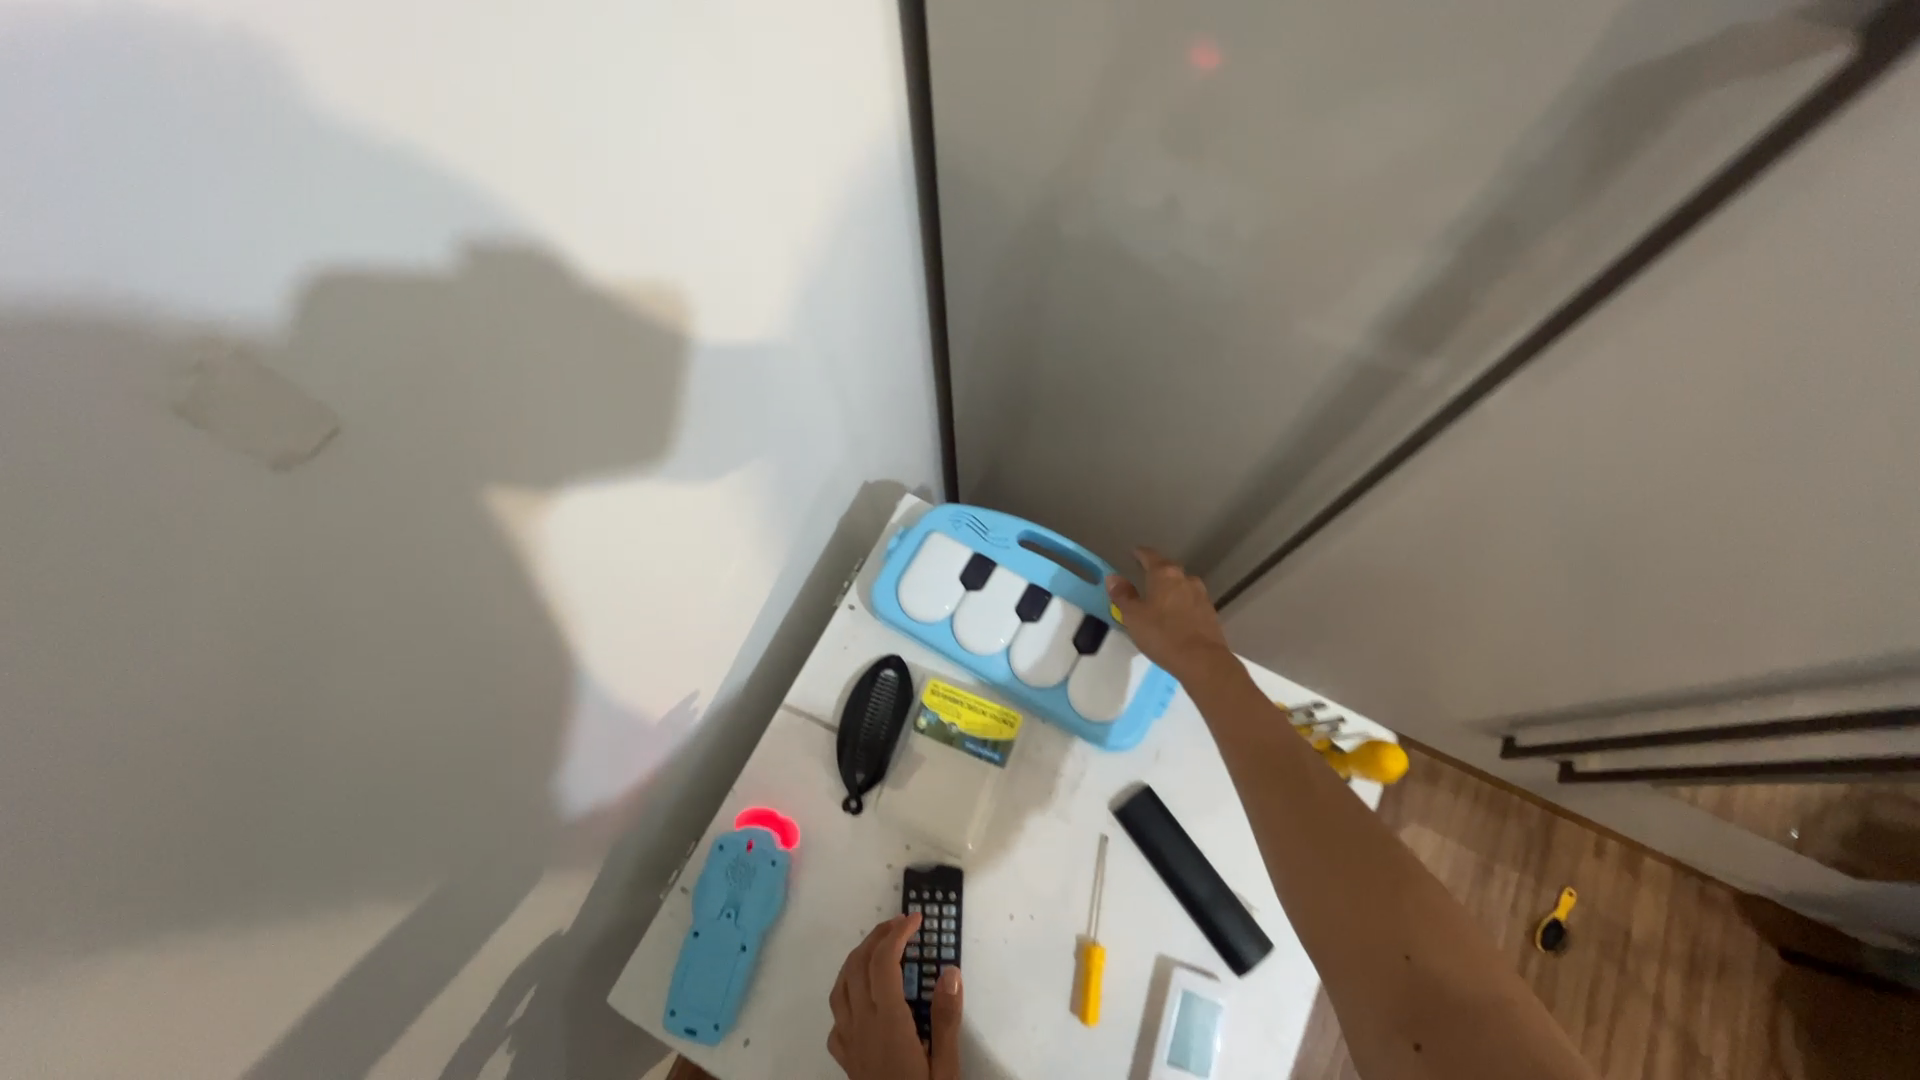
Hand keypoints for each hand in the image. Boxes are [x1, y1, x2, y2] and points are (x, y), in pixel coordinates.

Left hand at [828, 913, 962, 1079]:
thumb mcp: (945, 1069)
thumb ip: (946, 1019)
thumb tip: (949, 971)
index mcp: (888, 1023)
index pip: (884, 962)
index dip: (897, 934)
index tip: (916, 919)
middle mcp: (861, 1026)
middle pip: (858, 965)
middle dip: (878, 936)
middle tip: (902, 924)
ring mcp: (848, 1042)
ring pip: (840, 986)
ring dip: (858, 958)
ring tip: (880, 948)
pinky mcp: (845, 1060)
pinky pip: (837, 1017)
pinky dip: (847, 993)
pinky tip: (864, 998)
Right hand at [1106, 547, 1234, 682]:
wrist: (1202, 660)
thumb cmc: (1162, 634)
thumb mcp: (1133, 616)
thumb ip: (1123, 595)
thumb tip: (1113, 577)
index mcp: (1164, 574)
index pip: (1150, 556)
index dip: (1140, 554)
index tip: (1133, 553)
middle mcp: (1185, 579)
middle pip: (1168, 569)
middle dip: (1156, 571)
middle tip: (1144, 577)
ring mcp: (1201, 595)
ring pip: (1182, 585)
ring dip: (1171, 588)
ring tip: (1160, 598)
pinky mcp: (1210, 613)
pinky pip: (1191, 601)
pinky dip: (1181, 603)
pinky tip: (1175, 615)